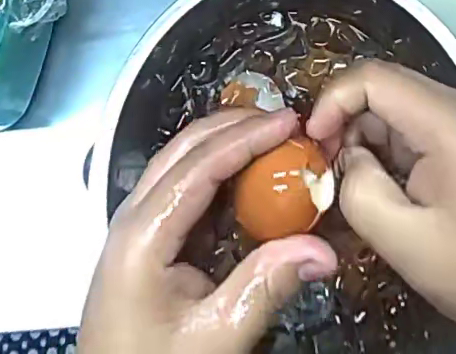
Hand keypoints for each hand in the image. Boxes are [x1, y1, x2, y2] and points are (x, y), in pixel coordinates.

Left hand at [80, 108, 339, 353]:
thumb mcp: (212, 339)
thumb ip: (264, 288)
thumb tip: (321, 250)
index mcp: (144, 231)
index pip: (200, 163)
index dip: (247, 136)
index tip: (288, 122)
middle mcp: (134, 212)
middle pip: (186, 147)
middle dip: (237, 126)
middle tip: (285, 123)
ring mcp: (136, 220)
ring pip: (181, 158)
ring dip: (225, 140)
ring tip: (271, 136)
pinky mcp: (145, 234)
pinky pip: (181, 183)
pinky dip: (216, 167)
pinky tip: (247, 174)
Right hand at [304, 61, 455, 349]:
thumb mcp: (414, 245)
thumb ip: (362, 196)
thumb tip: (344, 166)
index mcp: (442, 120)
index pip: (369, 78)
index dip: (331, 102)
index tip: (313, 143)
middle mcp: (446, 108)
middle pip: (374, 87)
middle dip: (339, 120)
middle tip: (323, 166)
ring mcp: (451, 124)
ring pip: (383, 108)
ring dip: (356, 138)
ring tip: (346, 183)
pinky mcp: (451, 144)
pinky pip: (399, 130)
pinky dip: (376, 151)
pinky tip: (374, 188)